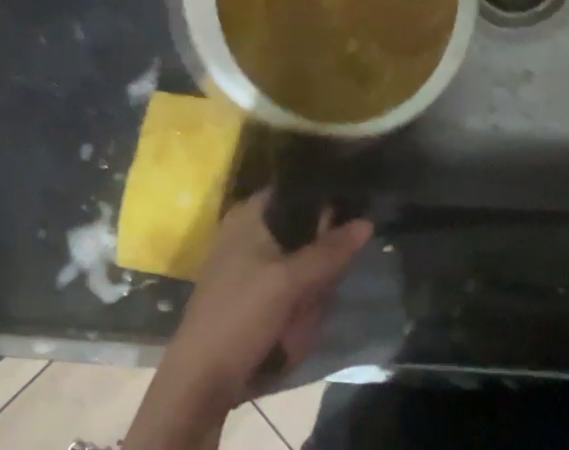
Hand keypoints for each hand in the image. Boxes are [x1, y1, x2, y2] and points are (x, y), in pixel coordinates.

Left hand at [127, 190, 371, 449]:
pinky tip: (302, 313)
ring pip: (299, 256)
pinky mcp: (250, 288)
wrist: (201, 378)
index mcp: (249, 214)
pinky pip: (289, 280)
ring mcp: (247, 260)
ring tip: (311, 301)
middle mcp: (246, 228)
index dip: (326, 199)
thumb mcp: (290, 282)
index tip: (355, 211)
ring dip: (312, 278)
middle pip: (302, 225)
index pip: (297, 189)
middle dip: (321, 249)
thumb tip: (367, 222)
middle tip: (330, 273)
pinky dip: (300, 294)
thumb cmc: (241, 315)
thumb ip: (329, 251)